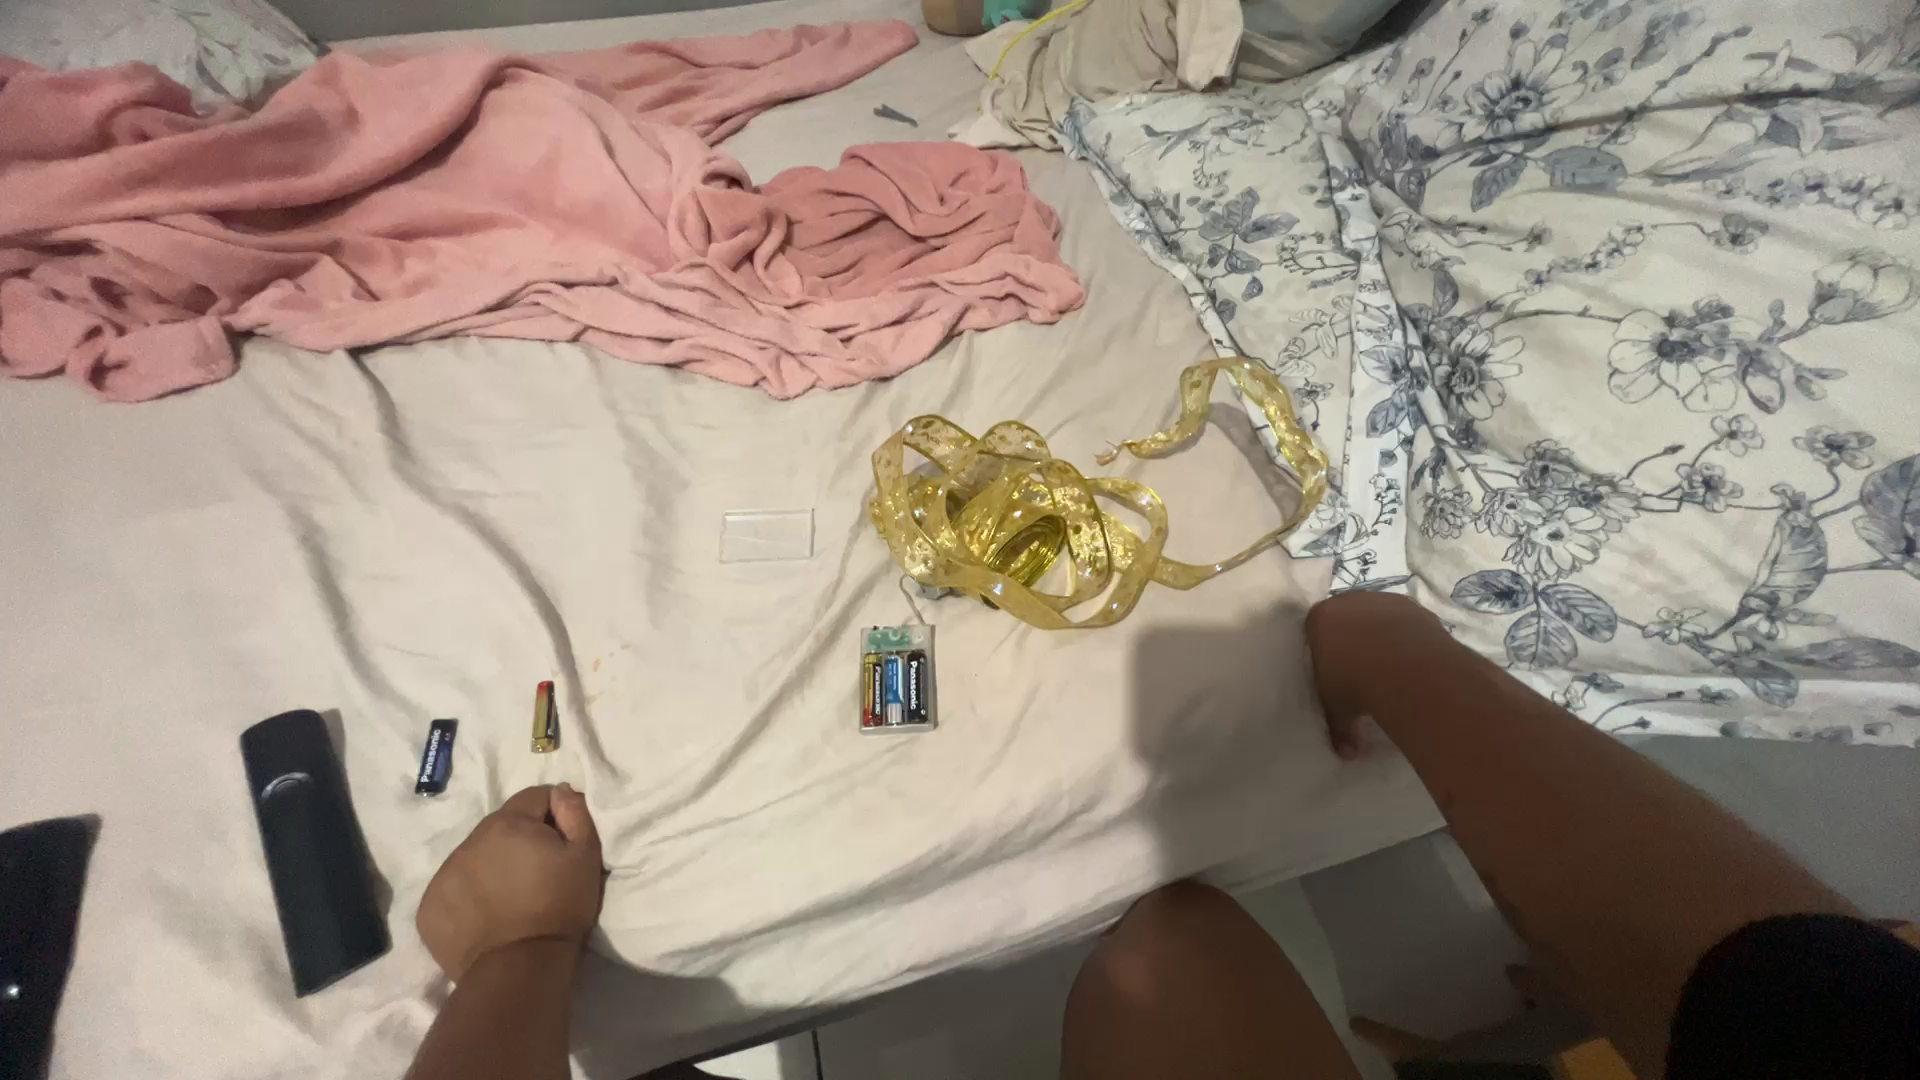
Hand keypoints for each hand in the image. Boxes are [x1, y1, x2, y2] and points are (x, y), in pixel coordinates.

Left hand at [417, 783, 603, 981]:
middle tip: (538, 869)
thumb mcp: (586, 852)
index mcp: (507, 824)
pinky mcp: (428, 908)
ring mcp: (442, 876)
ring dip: (493, 862)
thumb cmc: (561, 904)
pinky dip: (470, 890)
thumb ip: (575, 811)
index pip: (534, 797)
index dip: (554, 813)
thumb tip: (561, 791)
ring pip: (475, 853)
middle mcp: (468, 842)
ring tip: (511, 893)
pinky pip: (454, 884)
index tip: (561, 841)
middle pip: (501, 824)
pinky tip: (487, 912)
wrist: (520, 968)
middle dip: (521, 837)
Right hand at [1304, 591, 1442, 758]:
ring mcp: (1383, 600)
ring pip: (1379, 615)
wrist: (1407, 670)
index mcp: (1319, 619)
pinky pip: (1407, 620)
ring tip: (1395, 665)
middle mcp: (1349, 601)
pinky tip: (1416, 659)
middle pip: (1348, 616)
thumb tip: (1347, 754)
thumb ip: (1340, 727)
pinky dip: (1409, 635)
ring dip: (1384, 634)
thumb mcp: (1340, 709)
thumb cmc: (1356, 684)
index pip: (1316, 628)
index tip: (1337, 667)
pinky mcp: (1414, 607)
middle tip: (1365, 666)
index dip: (1326, 646)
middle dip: (1355, 636)